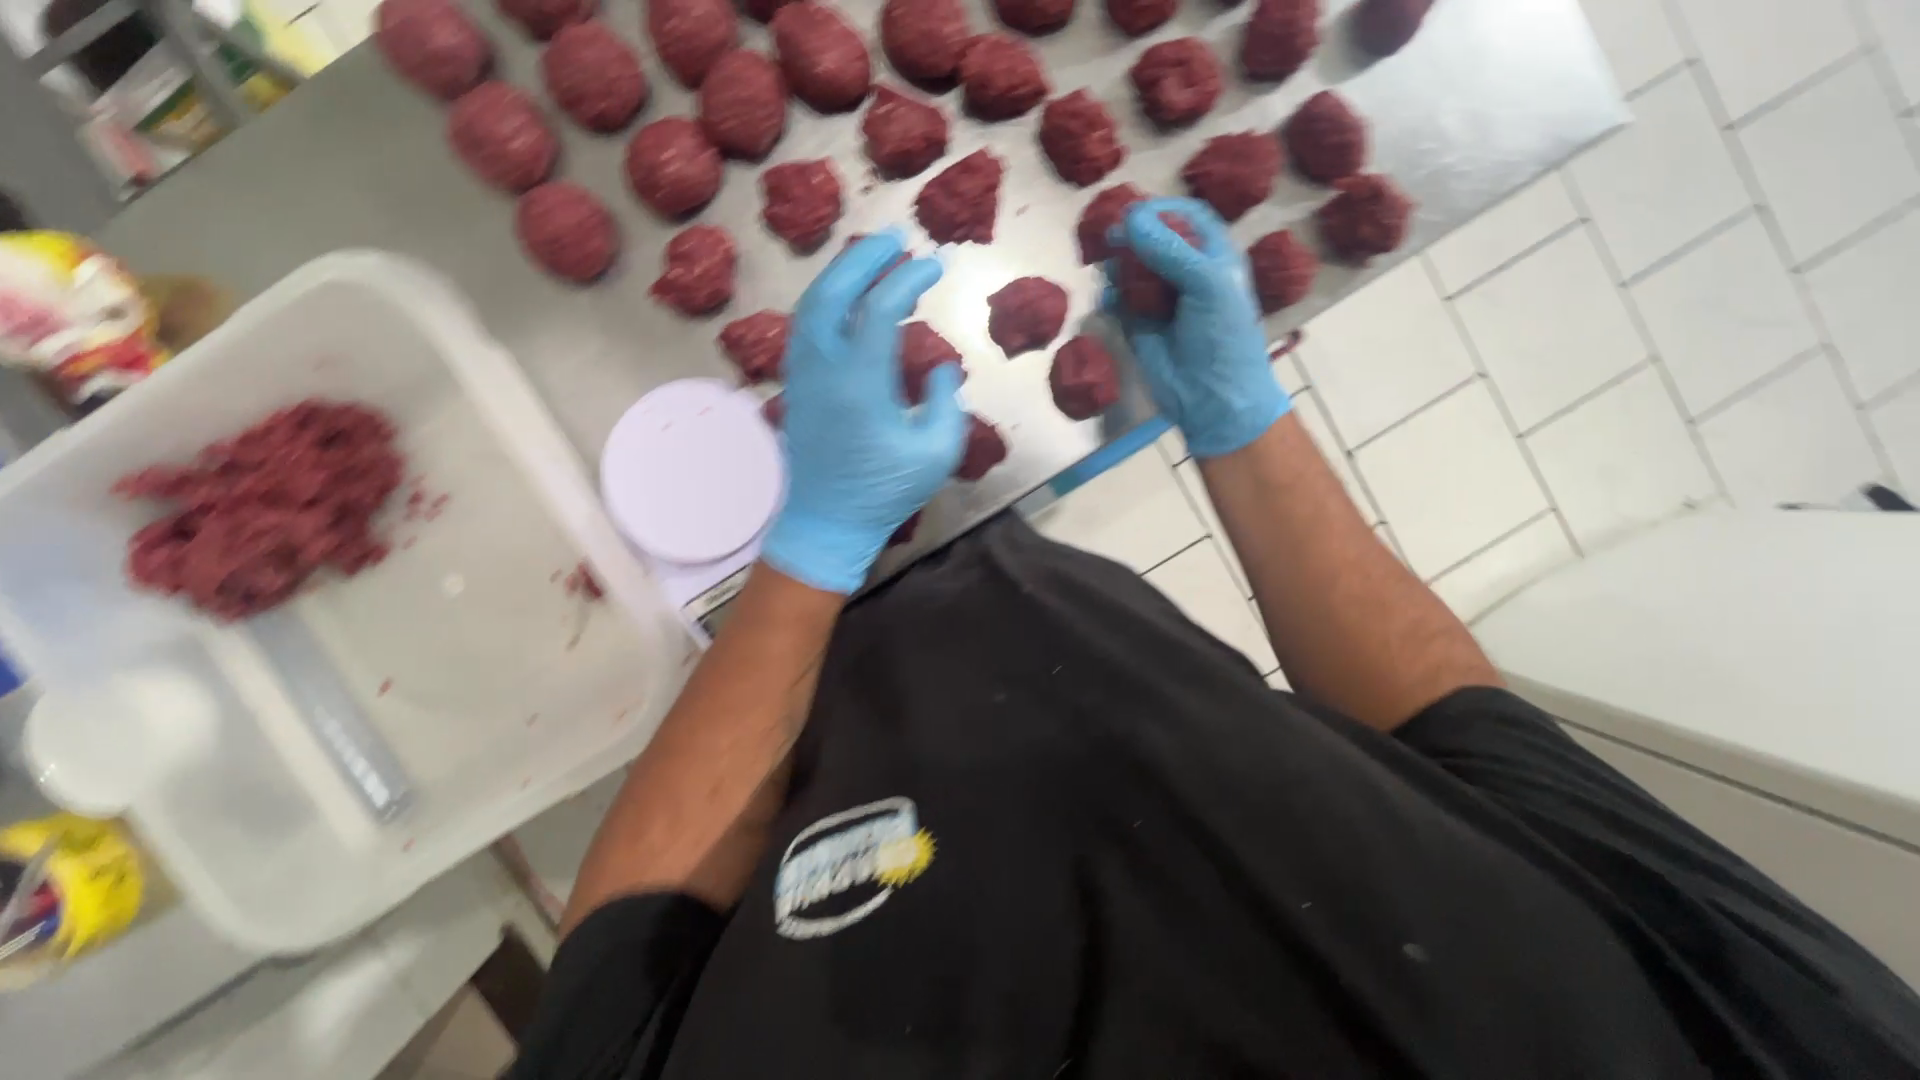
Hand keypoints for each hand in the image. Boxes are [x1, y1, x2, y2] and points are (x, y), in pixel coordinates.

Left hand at [760, 232, 966, 593]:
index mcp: (860, 382)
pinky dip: (825, 300)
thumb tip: (940, 367)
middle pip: (833, 292)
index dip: (908, 278)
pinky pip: (804, 327)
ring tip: (871, 259)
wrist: (827, 522)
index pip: (880, 309)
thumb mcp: (936, 452)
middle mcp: (823, 368)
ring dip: (840, 275)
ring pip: (811, 306)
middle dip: (864, 258)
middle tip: (895, 239)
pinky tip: (845, 299)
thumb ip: (945, 402)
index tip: (934, 265)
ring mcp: (802, 375)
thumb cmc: (885, 492)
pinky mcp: (794, 385)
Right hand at [1105, 197, 1291, 458]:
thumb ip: (1169, 248)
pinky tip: (1109, 297)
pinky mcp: (1138, 326)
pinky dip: (1109, 294)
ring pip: (1131, 267)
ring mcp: (1160, 300)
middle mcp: (1185, 273)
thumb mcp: (1207, 283)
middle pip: (1153, 239)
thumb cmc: (1224, 337)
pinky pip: (1118, 300)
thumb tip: (1129, 219)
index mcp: (1213, 257)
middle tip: (1113, 236)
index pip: (1187, 217)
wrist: (1212, 398)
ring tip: (1109, 266)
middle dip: (1133, 235)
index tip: (1138, 211)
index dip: (1163, 209)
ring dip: (1118, 263)